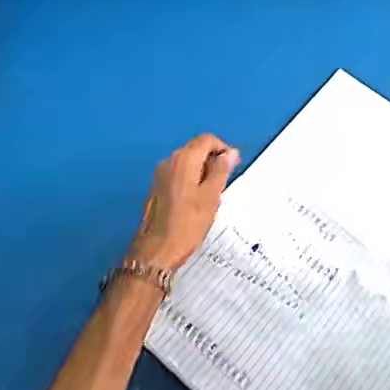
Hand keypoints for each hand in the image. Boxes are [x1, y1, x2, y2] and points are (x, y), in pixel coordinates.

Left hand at [128, 134, 239, 271]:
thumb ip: (221, 170)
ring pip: (187, 162)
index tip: (232, 167)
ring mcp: (160, 173)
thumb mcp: (211, 196)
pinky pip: (178, 174)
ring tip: (211, 195)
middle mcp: (169, 161)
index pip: (207, 139)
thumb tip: (230, 152)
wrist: (157, 250)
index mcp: (184, 159)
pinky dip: (190, 180)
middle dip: (212, 160)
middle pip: (196, 148)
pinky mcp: (156, 186)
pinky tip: (195, 201)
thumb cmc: (188, 223)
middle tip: (223, 184)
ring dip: (202, 171)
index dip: (223, 149)